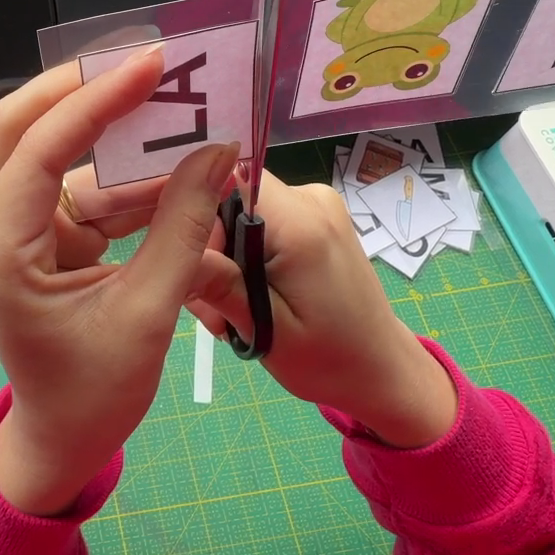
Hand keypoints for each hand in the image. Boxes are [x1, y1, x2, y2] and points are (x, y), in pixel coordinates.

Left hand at [0, 49, 239, 515]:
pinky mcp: (38, 232)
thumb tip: (219, 155)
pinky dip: (119, 171)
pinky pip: (76, 182)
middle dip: (77, 89)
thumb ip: (182, 229)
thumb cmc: (94, 393)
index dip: (93, 101)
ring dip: (104, 127)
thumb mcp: (147, 314)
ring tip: (167, 102)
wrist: (63, 437)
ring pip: (47, 148)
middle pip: (18, 128)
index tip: (147, 64)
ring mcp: (12, 226)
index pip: (37, 151)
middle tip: (140, 60)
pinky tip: (167, 162)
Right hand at [187, 174, 456, 447]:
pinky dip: (244, 255)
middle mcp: (310, 199)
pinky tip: (249, 294)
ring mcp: (315, 205)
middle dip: (209, 247)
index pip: (224, 181)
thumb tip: (171, 247)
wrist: (383, 373)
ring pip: (238, 211)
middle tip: (213, 308)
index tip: (195, 269)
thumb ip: (219, 283)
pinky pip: (259, 220)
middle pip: (228, 196)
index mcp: (300, 223)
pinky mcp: (314, 218)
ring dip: (224, 257)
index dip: (197, 217)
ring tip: (233, 310)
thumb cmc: (328, 360)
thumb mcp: (265, 329)